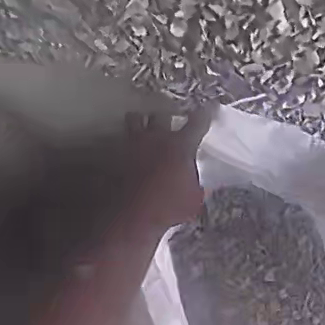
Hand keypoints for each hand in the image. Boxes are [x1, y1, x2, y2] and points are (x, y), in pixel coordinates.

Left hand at [111, 107, 213, 233]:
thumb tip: (201, 188)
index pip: (197, 122)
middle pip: (162, 114)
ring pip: (135, 118)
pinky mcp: (116, 153)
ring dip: (141, 120)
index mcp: (180, 145)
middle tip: (170, 120)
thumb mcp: (192, 200)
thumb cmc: (168, 207)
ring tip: (144, 124)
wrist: (131, 215)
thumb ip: (197, 187)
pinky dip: (125, 141)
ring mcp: (133, 143)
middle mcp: (157, 137)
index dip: (205, 114)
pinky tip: (127, 148)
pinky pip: (121, 140)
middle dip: (167, 116)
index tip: (208, 109)